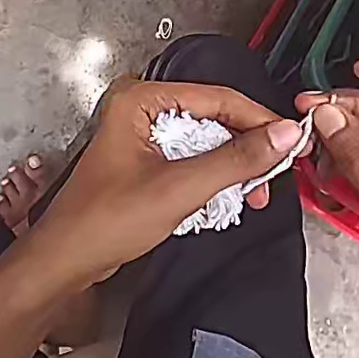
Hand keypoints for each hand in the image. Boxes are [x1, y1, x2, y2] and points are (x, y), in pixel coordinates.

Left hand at [20, 79, 308, 288]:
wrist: (67, 259)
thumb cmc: (103, 221)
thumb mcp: (180, 188)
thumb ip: (236, 160)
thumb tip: (281, 136)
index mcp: (141, 100)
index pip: (217, 98)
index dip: (258, 119)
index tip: (290, 139)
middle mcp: (140, 110)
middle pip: (213, 117)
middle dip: (247, 146)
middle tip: (276, 169)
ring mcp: (143, 135)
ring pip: (205, 139)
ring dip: (232, 165)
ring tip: (254, 190)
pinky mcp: (146, 159)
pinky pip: (192, 157)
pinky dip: (213, 176)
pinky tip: (228, 195)